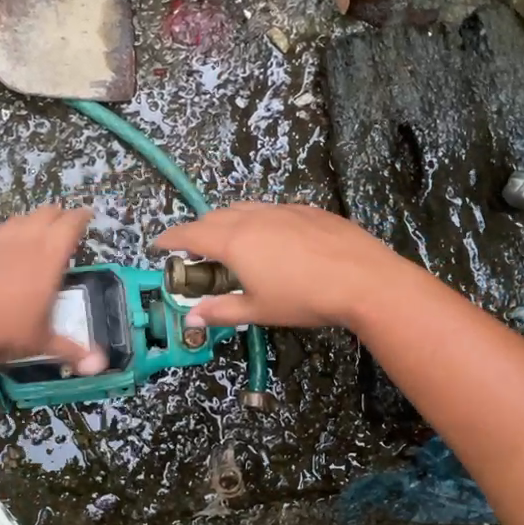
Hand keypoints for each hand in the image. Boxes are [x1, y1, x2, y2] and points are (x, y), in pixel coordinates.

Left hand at [0, 207, 107, 372]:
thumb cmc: (8, 333)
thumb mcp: (44, 342)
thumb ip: (73, 349)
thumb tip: (100, 366)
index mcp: (49, 258)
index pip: (71, 225)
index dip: (81, 216)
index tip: (87, 215)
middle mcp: (24, 242)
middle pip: (45, 214)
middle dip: (56, 216)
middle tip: (62, 223)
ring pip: (16, 219)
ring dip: (28, 221)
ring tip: (32, 229)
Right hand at [153, 203, 409, 329]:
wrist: (365, 280)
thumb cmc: (304, 298)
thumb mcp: (258, 310)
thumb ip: (221, 310)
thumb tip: (191, 316)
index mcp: (235, 241)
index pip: (190, 233)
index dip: (170, 238)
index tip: (158, 245)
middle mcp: (254, 217)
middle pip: (214, 217)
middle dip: (199, 231)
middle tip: (196, 253)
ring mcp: (283, 210)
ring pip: (244, 208)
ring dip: (227, 222)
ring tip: (230, 244)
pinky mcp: (308, 210)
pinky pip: (271, 210)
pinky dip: (257, 221)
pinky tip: (271, 241)